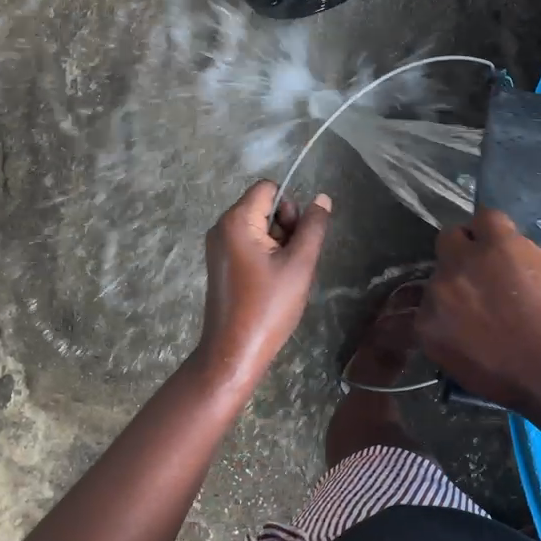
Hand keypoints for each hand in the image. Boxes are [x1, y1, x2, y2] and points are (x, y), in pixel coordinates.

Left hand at [196, 181, 330, 383]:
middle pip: (263, 206)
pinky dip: (266, 255)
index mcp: (236, 220)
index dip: (289, 207)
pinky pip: (249, 243)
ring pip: (258, 226)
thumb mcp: (299, 264)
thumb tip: (322, 198)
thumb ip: (313, 227)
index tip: (295, 239)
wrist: (234, 352)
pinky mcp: (221, 264)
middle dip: (285, 227)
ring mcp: (218, 246)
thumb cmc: (268, 306)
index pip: (268, 188)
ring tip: (283, 276)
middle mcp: (221, 226)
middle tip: (292, 261)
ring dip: (278, 244)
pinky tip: (272, 282)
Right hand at [417, 208, 540, 414]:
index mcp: (428, 326)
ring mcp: (466, 262)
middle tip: (481, 282)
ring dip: (471, 246)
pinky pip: (486, 219)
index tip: (462, 309)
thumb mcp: (469, 372)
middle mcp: (438, 289)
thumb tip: (460, 322)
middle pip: (437, 264)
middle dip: (455, 271)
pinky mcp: (498, 243)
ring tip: (496, 260)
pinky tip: (508, 242)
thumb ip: (452, 339)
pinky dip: (492, 227)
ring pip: (455, 236)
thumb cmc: (523, 383)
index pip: (421, 305)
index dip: (445, 303)